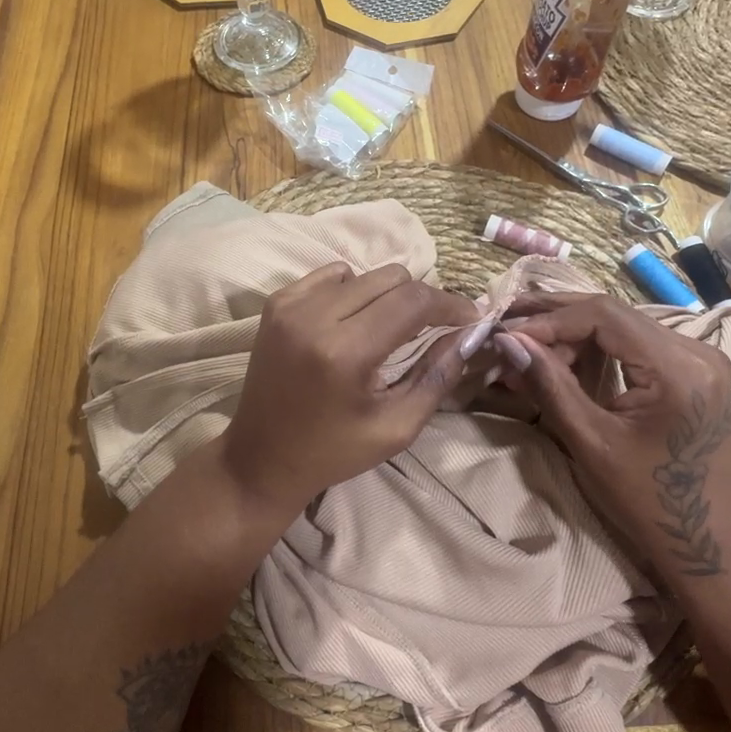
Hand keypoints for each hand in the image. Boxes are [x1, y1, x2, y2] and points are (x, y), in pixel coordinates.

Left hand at [222, 262, 479, 515]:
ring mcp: (290, 305)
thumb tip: (467, 334)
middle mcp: (314, 317)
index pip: (413, 301)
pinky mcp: (275, 303)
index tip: (469, 319)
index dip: (450, 305)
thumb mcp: (396, 428)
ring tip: (389, 328)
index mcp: (345, 352)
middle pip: (391, 278)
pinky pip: (330, 275)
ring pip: (362, 273)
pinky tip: (353, 321)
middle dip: (421, 299)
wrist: (261, 458)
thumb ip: (436, 376)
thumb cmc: (333, 452)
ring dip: (386, 295)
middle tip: (431, 329)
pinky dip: (352, 290)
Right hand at [496, 293, 730, 578]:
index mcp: (679, 368)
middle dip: (555, 319)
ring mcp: (699, 356)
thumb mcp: (590, 441)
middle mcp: (697, 350)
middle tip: (506, 325)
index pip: (604, 316)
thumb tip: (506, 341)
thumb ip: (549, 384)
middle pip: (613, 312)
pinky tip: (562, 358)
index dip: (550, 321)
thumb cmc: (646, 500)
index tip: (505, 335)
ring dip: (571, 332)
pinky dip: (595, 346)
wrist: (704, 539)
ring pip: (621, 324)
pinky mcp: (692, 368)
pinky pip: (634, 341)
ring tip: (527, 348)